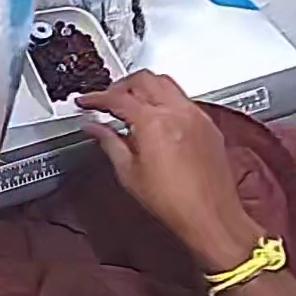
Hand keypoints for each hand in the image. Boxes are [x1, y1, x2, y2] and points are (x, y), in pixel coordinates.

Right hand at [76, 71, 265, 270]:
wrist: (209, 215)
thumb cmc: (173, 202)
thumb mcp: (128, 173)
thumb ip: (109, 143)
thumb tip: (94, 128)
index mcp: (153, 122)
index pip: (118, 98)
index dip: (97, 98)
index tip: (86, 102)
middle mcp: (178, 112)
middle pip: (144, 80)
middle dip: (121, 86)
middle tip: (106, 99)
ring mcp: (196, 116)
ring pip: (166, 84)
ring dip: (144, 88)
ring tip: (129, 105)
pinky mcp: (208, 125)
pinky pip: (182, 99)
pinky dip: (164, 100)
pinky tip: (155, 118)